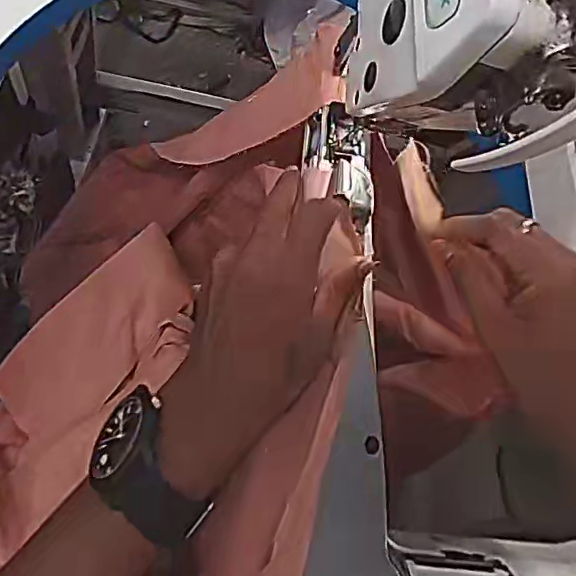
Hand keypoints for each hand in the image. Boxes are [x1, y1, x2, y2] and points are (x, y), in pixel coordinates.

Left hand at [159, 169, 367, 498]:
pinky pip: (239, 243)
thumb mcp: (319, 337)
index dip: (330, 203)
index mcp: (290, 265)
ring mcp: (230, 258)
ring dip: (273, 212)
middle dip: (294, 185)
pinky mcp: (212, 270)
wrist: (214, 396)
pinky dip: (254, 240)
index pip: (314, 213)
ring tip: (287, 220)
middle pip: (277, 199)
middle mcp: (258, 251)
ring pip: (256, 219)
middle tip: (306, 179)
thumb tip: (364, 261)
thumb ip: (340, 291)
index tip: (341, 206)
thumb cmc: (276, 372)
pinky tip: (260, 259)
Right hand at [435, 210, 575, 455]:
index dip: (463, 226)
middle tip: (449, 247)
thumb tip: (448, 247)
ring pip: (532, 238)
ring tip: (472, 267)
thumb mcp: (494, 331)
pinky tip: (503, 283)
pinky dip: (521, 261)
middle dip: (481, 232)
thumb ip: (468, 279)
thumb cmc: (549, 389)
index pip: (500, 227)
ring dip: (501, 246)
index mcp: (553, 273)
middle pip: (518, 227)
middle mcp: (575, 266)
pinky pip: (547, 257)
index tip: (438, 232)